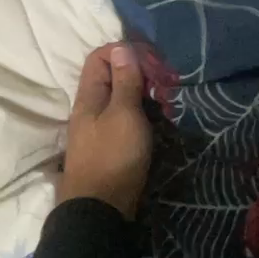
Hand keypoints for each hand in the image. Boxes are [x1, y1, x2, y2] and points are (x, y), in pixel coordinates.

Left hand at [56, 44, 153, 217]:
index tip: (154, 63)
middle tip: (167, 85)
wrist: (101, 210)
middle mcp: (93, 106)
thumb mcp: (124, 114)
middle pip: (116, 74)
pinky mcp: (113, 142)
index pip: (102, 56)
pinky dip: (146, 113)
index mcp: (90, 96)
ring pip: (126, 95)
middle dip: (144, 73)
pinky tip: (161, 120)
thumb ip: (125, 81)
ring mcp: (102, 125)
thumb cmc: (113, 157)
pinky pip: (130, 115)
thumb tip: (122, 47)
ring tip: (168, 105)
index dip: (127, 52)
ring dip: (148, 94)